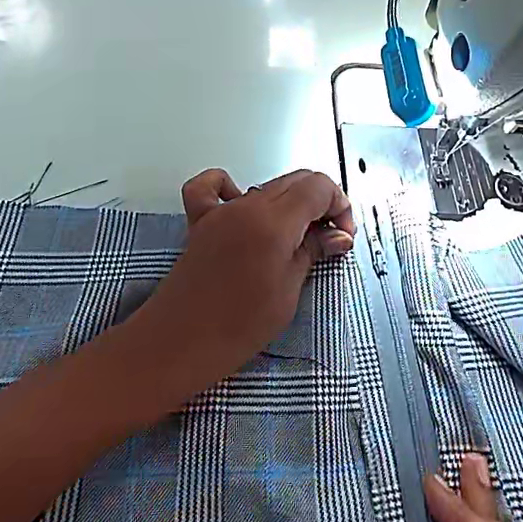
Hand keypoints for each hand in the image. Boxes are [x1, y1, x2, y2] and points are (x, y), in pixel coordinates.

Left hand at [122, 168, 355, 402]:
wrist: (180, 340)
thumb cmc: (236, 326)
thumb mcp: (288, 291)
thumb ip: (313, 252)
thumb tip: (336, 235)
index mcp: (273, 221)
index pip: (318, 186)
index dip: (339, 206)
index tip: (342, 235)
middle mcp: (245, 206)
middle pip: (295, 181)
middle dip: (320, 203)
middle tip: (327, 239)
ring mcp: (220, 210)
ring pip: (265, 185)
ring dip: (288, 203)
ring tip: (295, 238)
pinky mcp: (200, 220)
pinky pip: (212, 186)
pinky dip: (230, 187)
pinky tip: (241, 208)